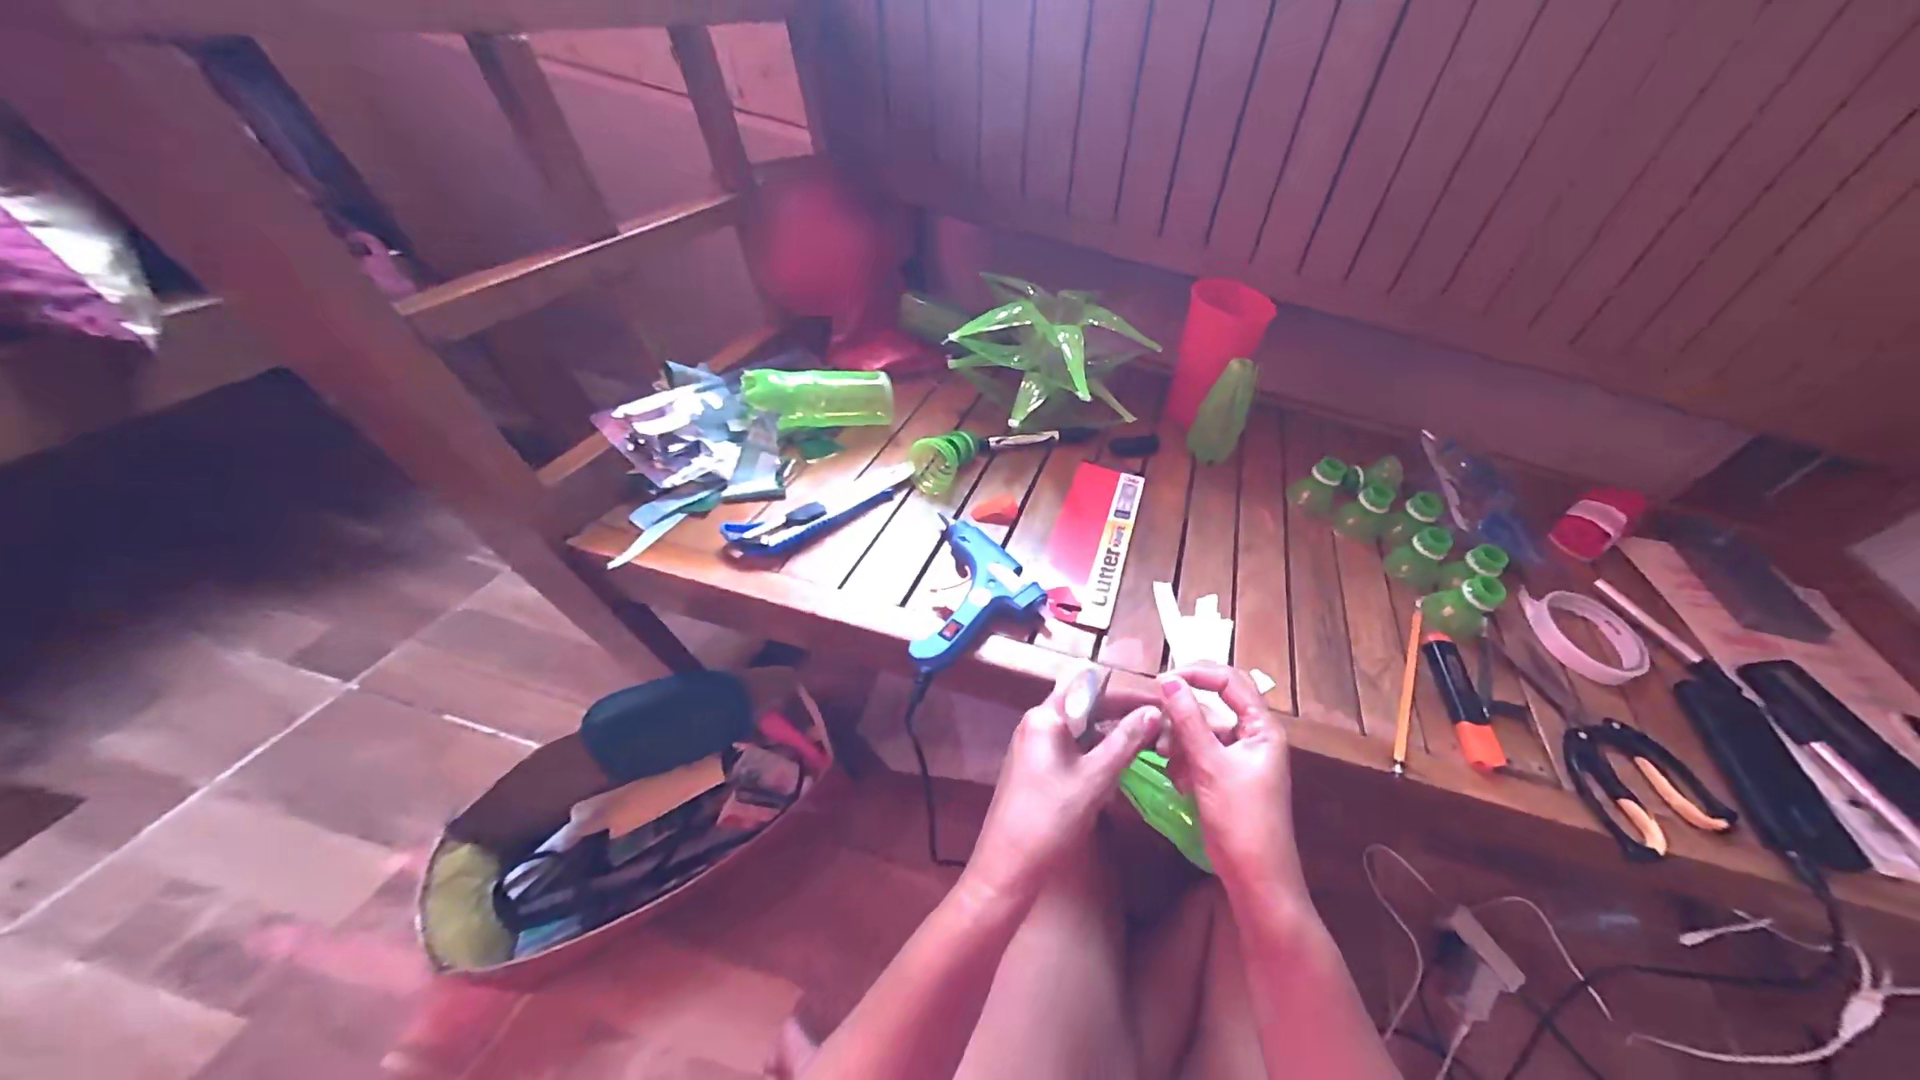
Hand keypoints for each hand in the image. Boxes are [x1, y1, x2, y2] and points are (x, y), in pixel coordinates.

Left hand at [961, 668, 1164, 902]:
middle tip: (1162, 726)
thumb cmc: (1050, 816)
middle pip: (1086, 707)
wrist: (1009, 865)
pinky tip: (1121, 765)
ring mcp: (1035, 746)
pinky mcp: (1038, 768)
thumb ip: (1125, 741)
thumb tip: (1154, 712)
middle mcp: (1036, 723)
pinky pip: (1073, 749)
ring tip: (1151, 743)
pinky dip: (1097, 753)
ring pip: (1081, 730)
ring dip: (1112, 736)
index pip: (1089, 687)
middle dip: (1122, 715)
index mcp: (1044, 716)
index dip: (1125, 693)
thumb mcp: (1095, 777)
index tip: (1160, 702)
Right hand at [1159, 664, 1306, 899]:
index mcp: (1261, 728)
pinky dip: (1183, 759)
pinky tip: (1177, 778)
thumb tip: (1168, 681)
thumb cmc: (1242, 819)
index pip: (1230, 681)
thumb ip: (1188, 719)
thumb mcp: (1209, 764)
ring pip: (1200, 729)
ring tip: (1165, 757)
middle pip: (1212, 704)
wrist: (1256, 877)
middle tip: (1157, 723)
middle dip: (1182, 714)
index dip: (1196, 674)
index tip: (1162, 680)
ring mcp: (1237, 757)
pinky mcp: (1224, 775)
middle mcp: (1252, 736)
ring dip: (1179, 739)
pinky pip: (1197, 751)